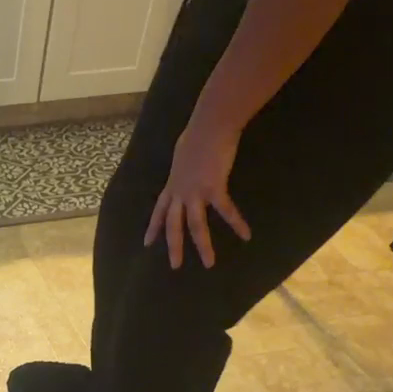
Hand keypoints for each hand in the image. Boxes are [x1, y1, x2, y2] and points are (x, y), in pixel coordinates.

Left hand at [145, 119, 250, 268]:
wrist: (209, 126)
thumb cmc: (198, 135)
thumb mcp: (183, 155)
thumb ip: (184, 167)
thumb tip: (188, 164)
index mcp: (172, 185)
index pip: (159, 211)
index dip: (153, 227)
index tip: (147, 243)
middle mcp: (180, 192)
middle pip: (174, 225)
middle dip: (174, 246)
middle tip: (175, 266)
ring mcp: (195, 192)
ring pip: (195, 226)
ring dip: (203, 246)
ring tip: (209, 263)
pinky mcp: (213, 188)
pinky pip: (225, 210)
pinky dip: (236, 223)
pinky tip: (245, 235)